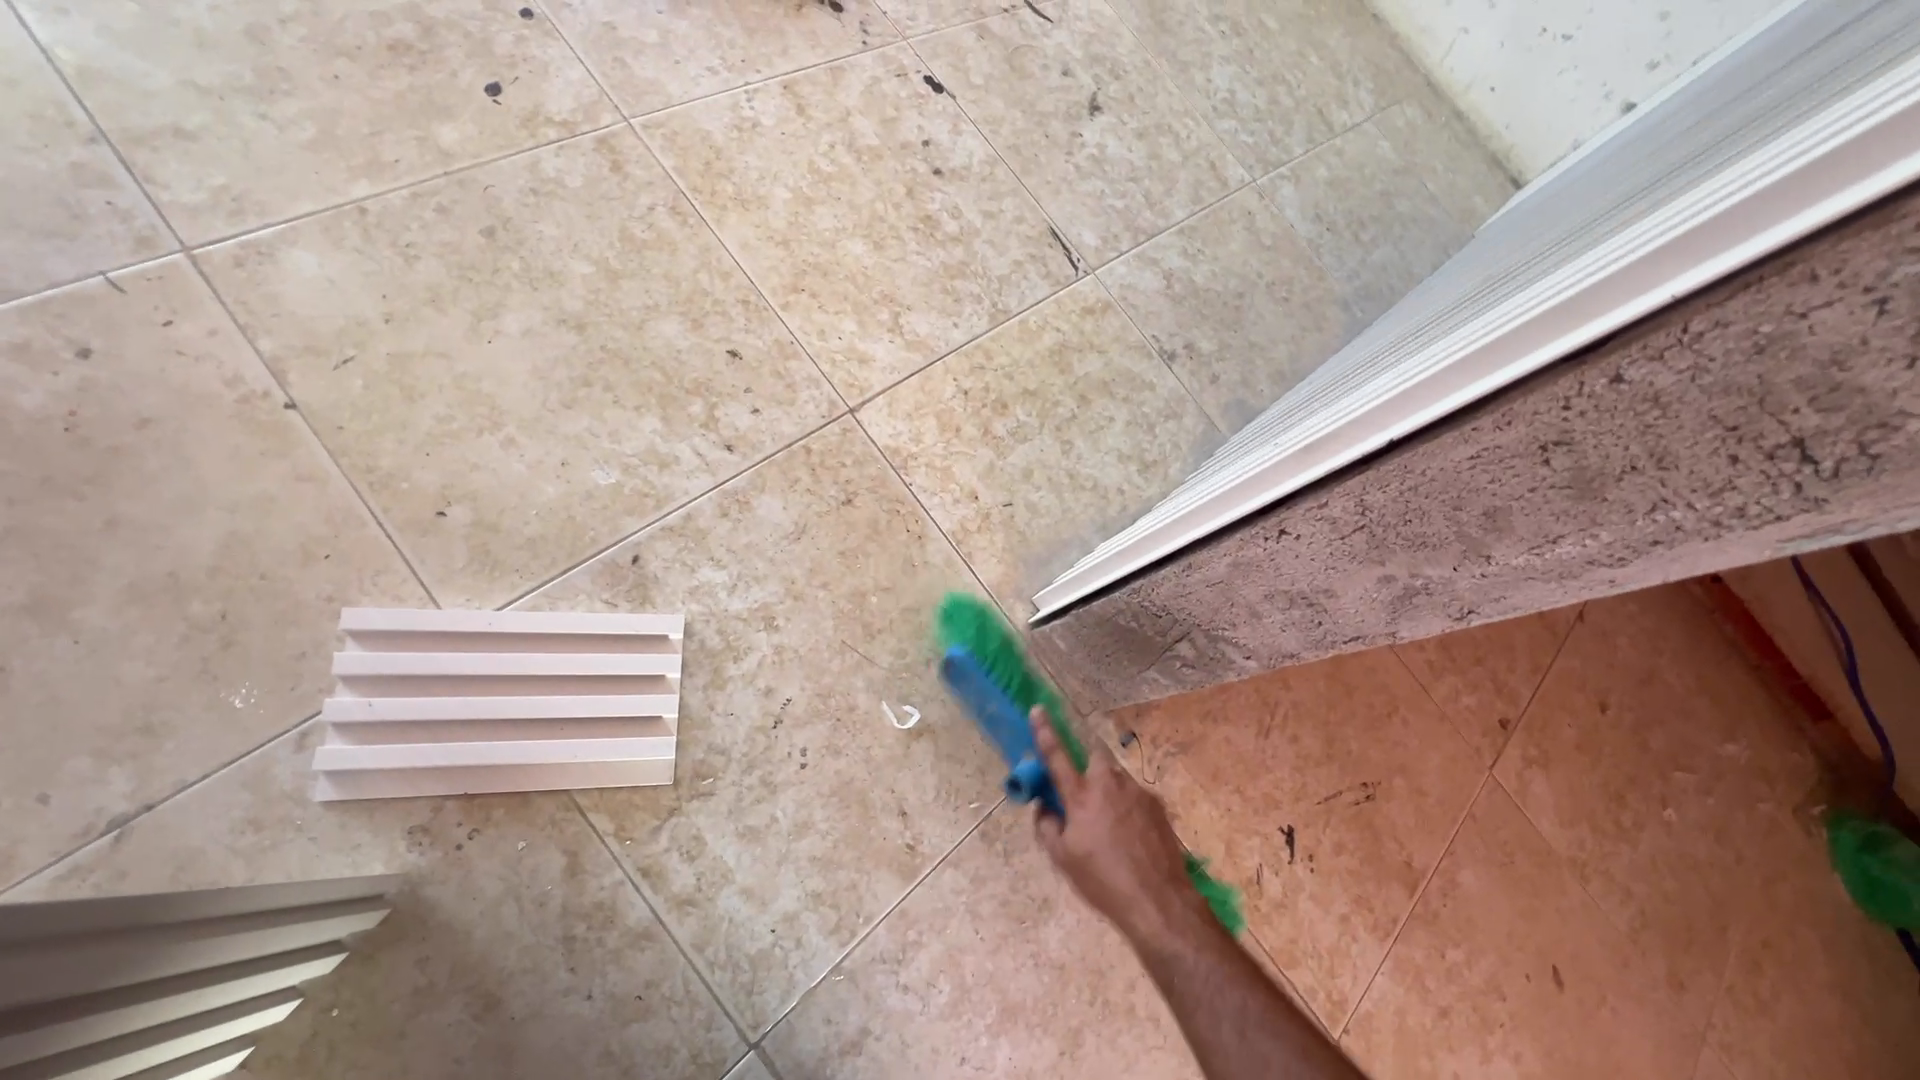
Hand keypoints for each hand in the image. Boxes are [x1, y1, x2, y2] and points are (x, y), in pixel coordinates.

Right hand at [1030, 708, 1207, 947]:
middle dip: (1085, 769)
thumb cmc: (1102, 881)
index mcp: (1081, 796)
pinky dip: (1126, 808)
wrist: (1158, 900)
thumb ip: (1046, 826)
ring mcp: (1138, 792)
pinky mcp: (1158, 805)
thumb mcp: (1062, 859)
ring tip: (1108, 828)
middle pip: (1094, 759)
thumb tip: (1044, 807)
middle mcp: (1110, 784)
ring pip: (1115, 779)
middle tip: (1081, 796)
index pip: (1056, 756)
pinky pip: (1134, 796)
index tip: (1038, 709)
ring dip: (1107, 792)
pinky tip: (1129, 837)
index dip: (1044, 732)